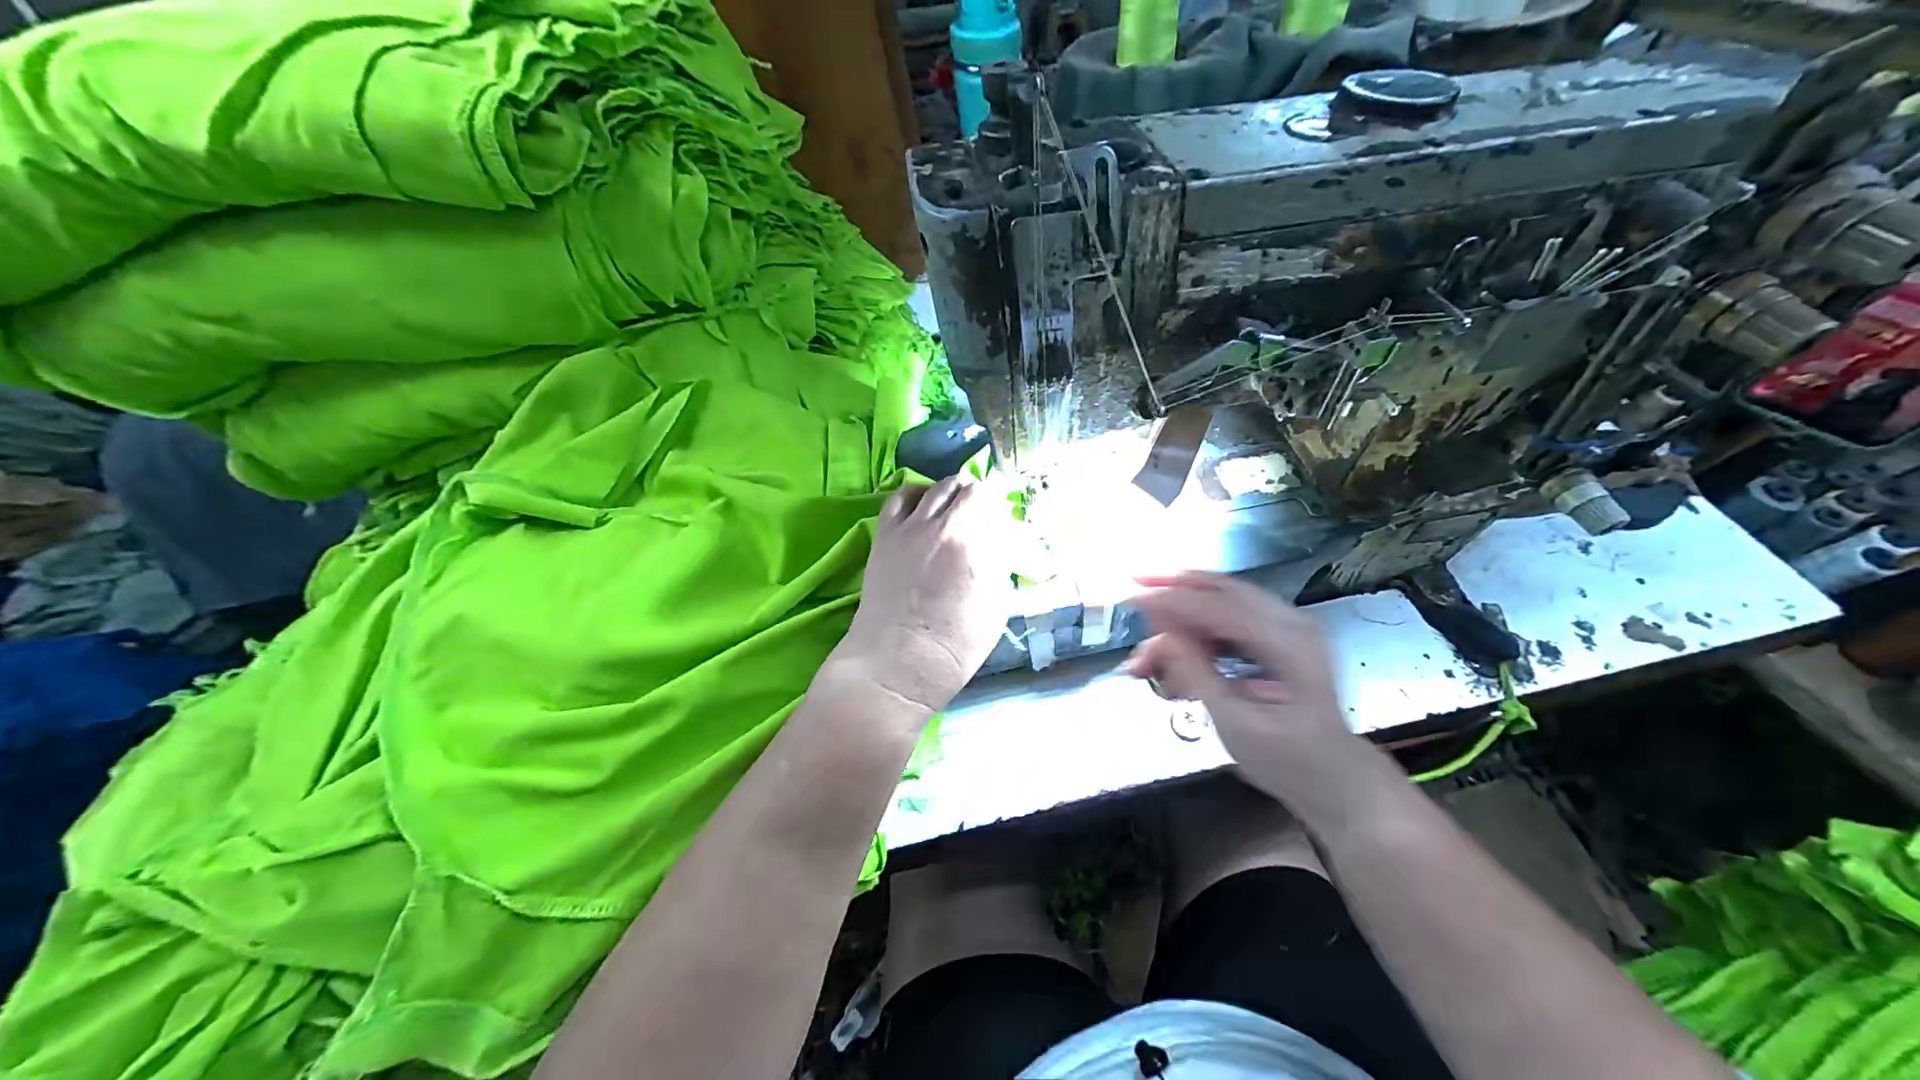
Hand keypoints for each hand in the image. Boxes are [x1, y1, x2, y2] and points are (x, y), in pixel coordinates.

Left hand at [828, 475, 1008, 719]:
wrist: (895, 665)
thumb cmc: (954, 646)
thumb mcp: (996, 607)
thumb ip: (999, 565)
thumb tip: (999, 544)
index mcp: (969, 540)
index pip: (986, 496)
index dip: (998, 503)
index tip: (1003, 519)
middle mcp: (935, 524)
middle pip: (959, 486)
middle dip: (975, 494)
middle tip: (982, 514)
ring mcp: (905, 528)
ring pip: (930, 488)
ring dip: (947, 492)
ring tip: (954, 508)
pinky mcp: (882, 538)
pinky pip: (898, 500)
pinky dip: (915, 496)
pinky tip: (922, 509)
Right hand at [1128, 572, 1365, 797]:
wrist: (1336, 780)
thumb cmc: (1288, 760)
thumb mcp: (1235, 723)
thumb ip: (1197, 672)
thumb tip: (1161, 636)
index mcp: (1288, 644)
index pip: (1219, 607)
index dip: (1172, 599)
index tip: (1133, 598)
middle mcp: (1292, 624)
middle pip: (1224, 589)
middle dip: (1175, 588)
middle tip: (1135, 590)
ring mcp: (1288, 628)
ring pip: (1224, 601)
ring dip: (1183, 615)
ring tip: (1150, 645)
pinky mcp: (1279, 638)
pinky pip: (1231, 619)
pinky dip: (1199, 629)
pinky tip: (1175, 651)